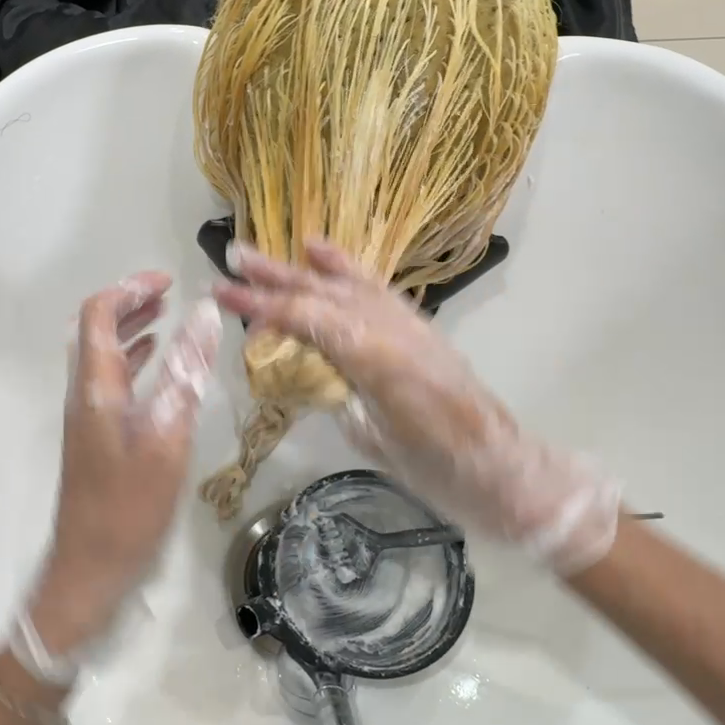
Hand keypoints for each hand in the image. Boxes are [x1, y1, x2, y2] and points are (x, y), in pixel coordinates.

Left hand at [31, 272, 221, 653]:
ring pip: (102, 354)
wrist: (91, 565)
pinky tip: (157, 365)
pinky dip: (132, 360)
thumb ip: (186, 372)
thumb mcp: (168, 434)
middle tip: (170, 293)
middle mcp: (84, 392)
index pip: (99, 313)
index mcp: (95, 386)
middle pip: (96, 329)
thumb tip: (205, 313)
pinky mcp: (95, 435)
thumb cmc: (130, 504)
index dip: (130, 289)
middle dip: (131, 303)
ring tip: (167, 316)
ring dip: (131, 329)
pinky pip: (110, 380)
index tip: (170, 281)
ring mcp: (87, 414)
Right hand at [213, 239, 619, 574]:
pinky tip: (320, 253)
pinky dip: (345, 270)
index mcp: (379, 360)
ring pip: (345, 286)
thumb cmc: (437, 470)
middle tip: (230, 259)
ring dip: (299, 270)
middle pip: (323, 294)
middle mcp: (393, 329)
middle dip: (273, 278)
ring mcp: (408, 324)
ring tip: (261, 255)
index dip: (262, 308)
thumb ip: (343, 394)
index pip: (309, 320)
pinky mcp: (416, 328)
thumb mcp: (376, 439)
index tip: (222, 297)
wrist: (502, 471)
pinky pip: (374, 290)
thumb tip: (311, 368)